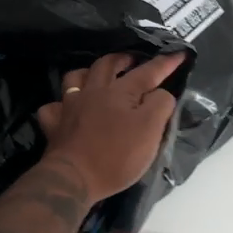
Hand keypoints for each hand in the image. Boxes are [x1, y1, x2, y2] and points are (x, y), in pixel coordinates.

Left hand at [36, 52, 183, 202]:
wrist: (73, 178)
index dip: (165, 63)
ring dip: (88, 73)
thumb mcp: (151, 130)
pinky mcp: (53, 125)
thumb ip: (160, 105)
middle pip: (106, 64)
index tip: (180, 53)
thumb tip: (160, 92)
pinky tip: (66, 108)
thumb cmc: (117, 156)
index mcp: (120, 92)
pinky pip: (52, 107)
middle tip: (132, 60)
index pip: (147, 72)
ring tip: (97, 76)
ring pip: (75, 78)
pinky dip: (60, 105)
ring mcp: (69, 107)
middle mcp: (92, 92)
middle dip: (122, 58)